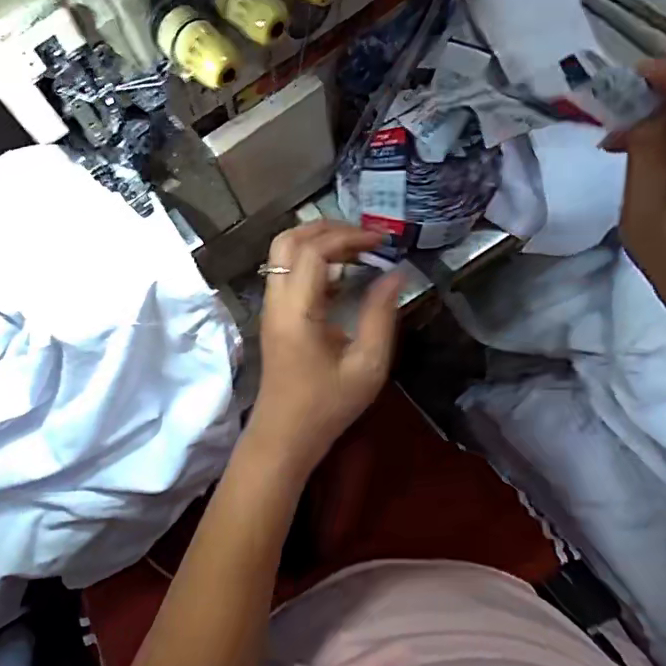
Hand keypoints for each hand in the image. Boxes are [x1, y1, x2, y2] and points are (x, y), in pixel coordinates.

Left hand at [249, 222, 405, 466]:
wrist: (284, 436)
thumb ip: (380, 315)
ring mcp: (270, 307)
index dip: (347, 237)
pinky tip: (342, 273)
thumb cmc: (327, 406)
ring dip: (317, 241)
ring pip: (282, 253)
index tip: (381, 241)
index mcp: (296, 311)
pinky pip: (286, 272)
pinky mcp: (273, 316)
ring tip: (357, 249)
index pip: (313, 251)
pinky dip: (311, 260)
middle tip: (366, 236)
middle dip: (327, 228)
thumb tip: (395, 274)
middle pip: (288, 240)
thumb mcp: (367, 366)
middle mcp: (275, 301)